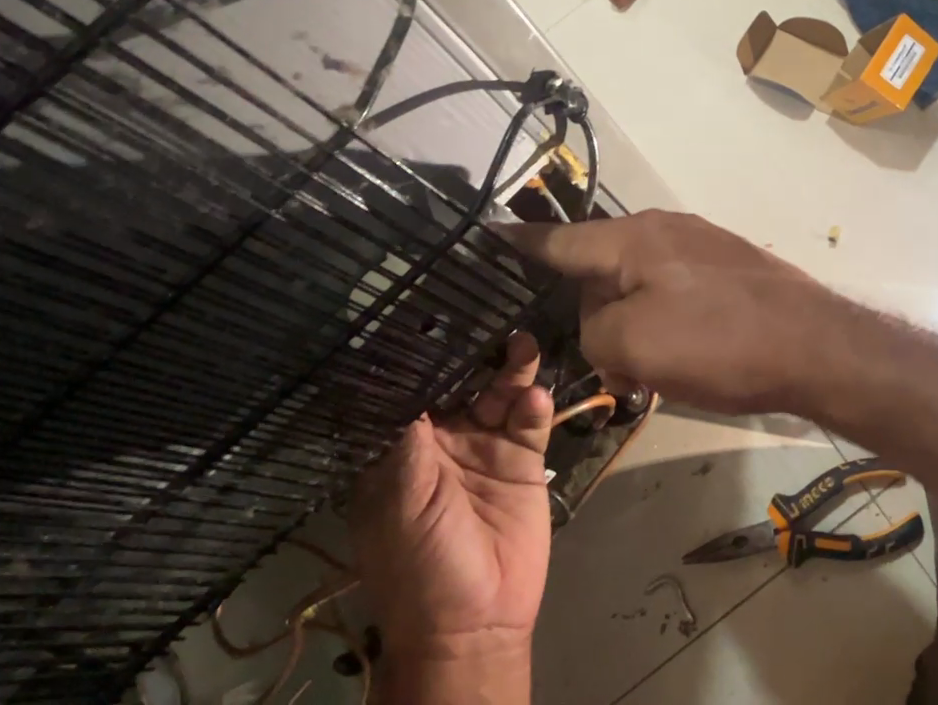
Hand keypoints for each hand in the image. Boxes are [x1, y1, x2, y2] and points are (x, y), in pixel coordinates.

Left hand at [349, 332, 552, 684]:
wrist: (476, 620)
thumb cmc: (420, 564)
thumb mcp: (400, 502)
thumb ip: (407, 442)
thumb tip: (401, 381)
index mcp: (403, 448)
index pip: (412, 390)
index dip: (422, 357)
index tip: (433, 317)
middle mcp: (444, 438)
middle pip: (461, 383)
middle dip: (474, 354)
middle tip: (491, 319)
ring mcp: (486, 447)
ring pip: (498, 394)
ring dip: (511, 370)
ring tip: (523, 344)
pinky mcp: (523, 460)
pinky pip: (529, 422)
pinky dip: (534, 406)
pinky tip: (536, 398)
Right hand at [504, 211, 851, 414]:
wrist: (818, 347)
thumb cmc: (719, 343)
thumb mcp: (631, 345)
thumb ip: (591, 330)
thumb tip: (602, 325)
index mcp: (630, 237)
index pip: (556, 239)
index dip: (516, 244)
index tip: (484, 238)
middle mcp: (662, 229)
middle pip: (598, 267)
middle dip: (591, 316)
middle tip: (607, 367)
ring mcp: (699, 245)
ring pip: (637, 284)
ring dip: (630, 328)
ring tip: (649, 374)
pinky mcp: (727, 269)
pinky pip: (673, 292)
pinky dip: (663, 325)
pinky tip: (684, 360)